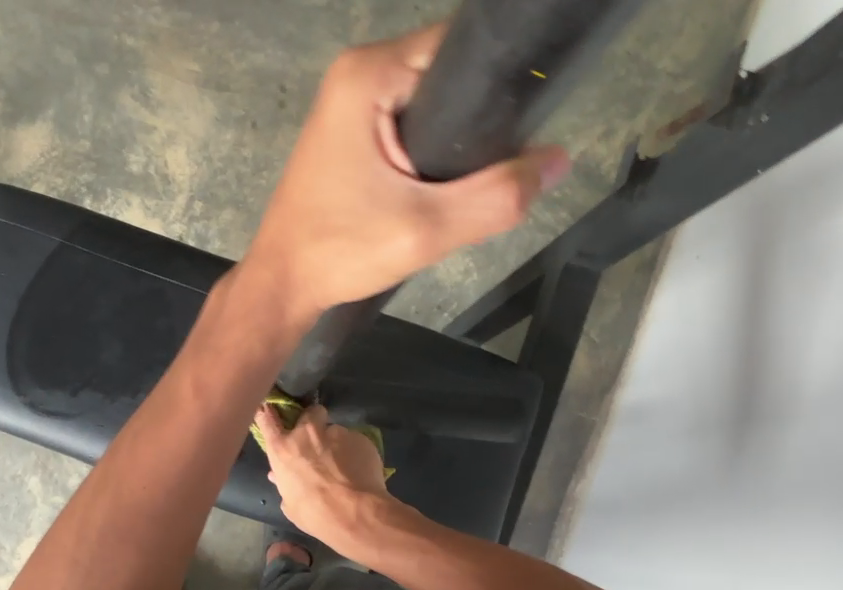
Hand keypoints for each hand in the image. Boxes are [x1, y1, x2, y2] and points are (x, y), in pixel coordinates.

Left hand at [240, 23, 570, 318]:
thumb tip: (558, 161)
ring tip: (459, 187)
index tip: (519, 129)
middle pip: (447, 77)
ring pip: (429, 106)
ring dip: (453, 145)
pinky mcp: (349, 134)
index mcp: (369, 73)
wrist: (283, 286)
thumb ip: (498, 197)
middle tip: (487, 173)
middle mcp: (356, 74)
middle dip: (476, 123)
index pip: (460, 49)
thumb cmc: (341, 251)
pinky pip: (408, 127)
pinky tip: (434, 191)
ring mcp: (349, 103)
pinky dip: (428, 156)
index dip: (499, 84)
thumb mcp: (427, 229)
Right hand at [257, 403, 403, 549]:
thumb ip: (285, 484)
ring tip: (346, 465)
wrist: (354, 512)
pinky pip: (355, 442)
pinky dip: (356, 453)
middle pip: (309, 413)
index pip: (267, 419)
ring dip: (338, 443)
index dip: (268, 412)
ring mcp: (336, 432)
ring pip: (336, 431)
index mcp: (282, 449)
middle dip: (314, 421)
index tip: (269, 408)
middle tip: (319, 439)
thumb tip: (278, 476)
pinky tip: (360, 470)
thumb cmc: (314, 513)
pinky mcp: (360, 438)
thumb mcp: (291, 504)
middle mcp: (307, 433)